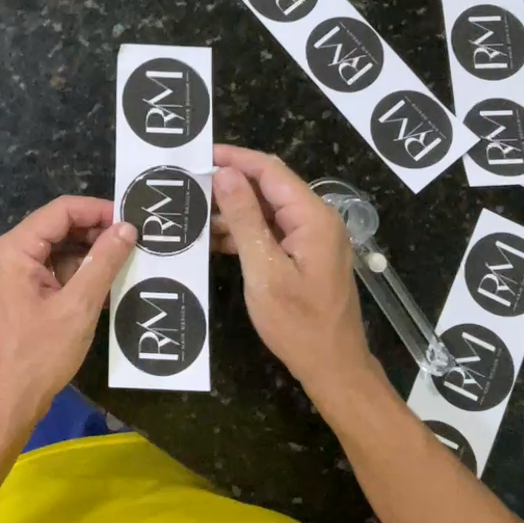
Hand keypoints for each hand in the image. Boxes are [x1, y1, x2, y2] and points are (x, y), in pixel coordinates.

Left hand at [0, 196, 136, 433]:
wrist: (6, 403)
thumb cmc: (38, 354)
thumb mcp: (77, 306)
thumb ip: (103, 263)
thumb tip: (128, 227)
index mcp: (17, 249)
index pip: (62, 210)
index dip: (98, 210)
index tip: (132, 219)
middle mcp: (13, 255)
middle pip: (61, 227)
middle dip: (98, 232)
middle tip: (137, 241)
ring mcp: (19, 276)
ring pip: (63, 251)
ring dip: (94, 256)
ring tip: (131, 263)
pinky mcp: (27, 296)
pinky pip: (59, 273)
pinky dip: (84, 277)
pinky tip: (112, 288)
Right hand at [211, 145, 387, 406]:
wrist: (333, 367)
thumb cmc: (298, 323)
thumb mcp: (263, 269)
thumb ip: (244, 218)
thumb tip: (225, 174)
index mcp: (312, 217)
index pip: (270, 170)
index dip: (235, 158)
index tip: (200, 154)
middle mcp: (316, 220)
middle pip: (269, 186)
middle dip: (231, 181)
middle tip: (190, 181)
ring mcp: (312, 238)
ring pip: (268, 209)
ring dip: (234, 209)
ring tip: (195, 211)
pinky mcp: (304, 255)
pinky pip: (271, 230)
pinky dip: (244, 231)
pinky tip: (214, 238)